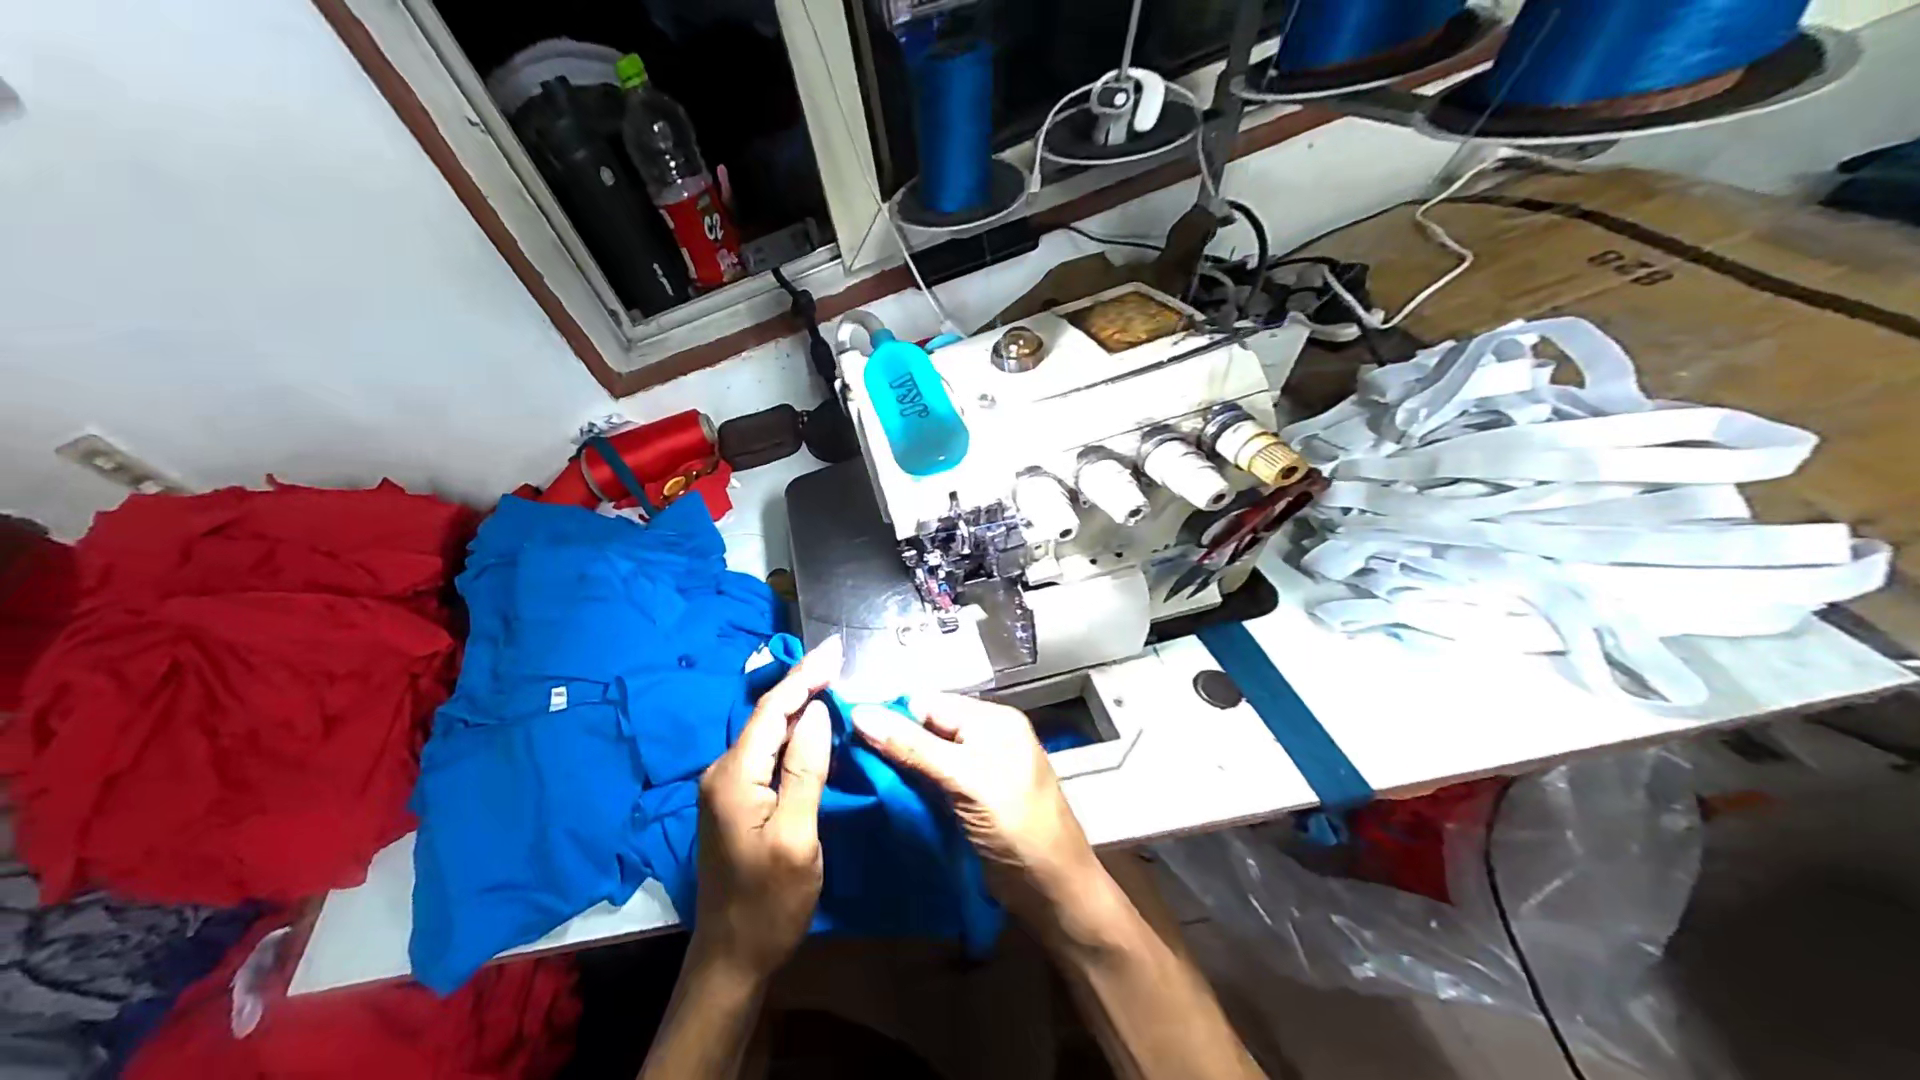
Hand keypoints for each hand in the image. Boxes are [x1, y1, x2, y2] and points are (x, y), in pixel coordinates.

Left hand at [692, 636, 841, 979]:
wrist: (732, 957)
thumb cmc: (770, 901)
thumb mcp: (797, 837)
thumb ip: (805, 769)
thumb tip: (818, 712)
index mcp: (734, 775)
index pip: (774, 710)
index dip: (805, 675)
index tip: (835, 648)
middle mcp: (722, 772)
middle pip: (768, 715)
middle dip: (803, 682)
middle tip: (838, 657)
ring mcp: (725, 786)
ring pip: (767, 732)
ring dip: (799, 704)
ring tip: (831, 678)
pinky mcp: (735, 800)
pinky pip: (766, 752)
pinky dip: (792, 731)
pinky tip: (813, 724)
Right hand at [849, 693, 1106, 931]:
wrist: (1052, 891)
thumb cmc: (1018, 828)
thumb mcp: (966, 780)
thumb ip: (914, 747)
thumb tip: (860, 714)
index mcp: (992, 720)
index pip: (929, 703)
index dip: (890, 714)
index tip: (846, 729)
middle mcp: (984, 738)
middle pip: (925, 727)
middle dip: (889, 739)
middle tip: (844, 755)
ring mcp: (976, 770)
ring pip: (923, 756)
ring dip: (894, 764)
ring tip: (852, 773)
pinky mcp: (966, 800)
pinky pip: (929, 781)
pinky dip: (906, 785)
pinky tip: (877, 792)